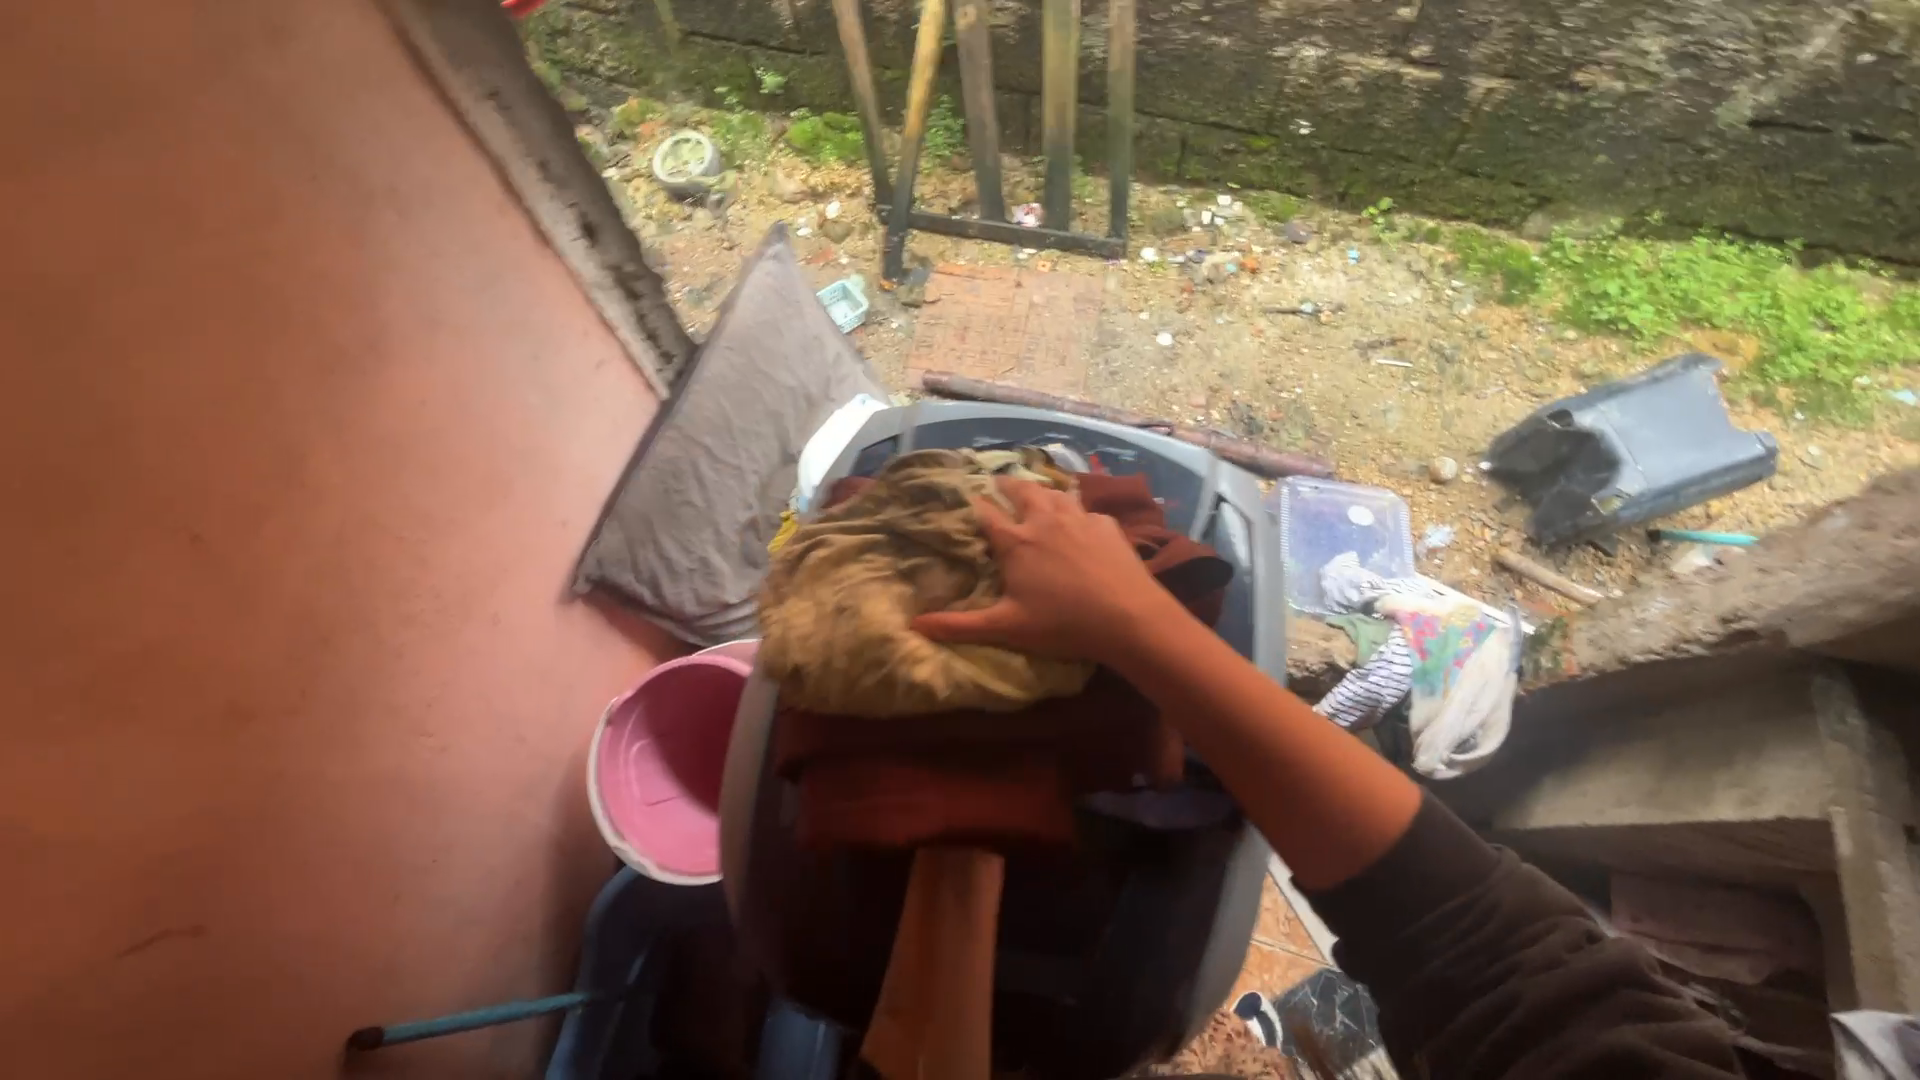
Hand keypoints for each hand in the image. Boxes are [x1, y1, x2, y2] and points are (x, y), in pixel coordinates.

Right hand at [911, 477, 1188, 666]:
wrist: (1129, 617)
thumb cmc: (1062, 624)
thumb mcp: (1006, 628)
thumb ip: (959, 626)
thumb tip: (914, 626)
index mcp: (1016, 541)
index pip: (985, 513)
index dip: (971, 503)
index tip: (962, 496)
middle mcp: (1044, 519)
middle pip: (1020, 490)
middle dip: (1005, 484)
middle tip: (996, 482)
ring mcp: (1078, 518)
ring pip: (1053, 493)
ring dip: (1039, 490)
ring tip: (1034, 493)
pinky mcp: (1106, 525)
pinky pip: (1084, 509)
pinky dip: (1074, 510)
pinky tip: (1078, 520)